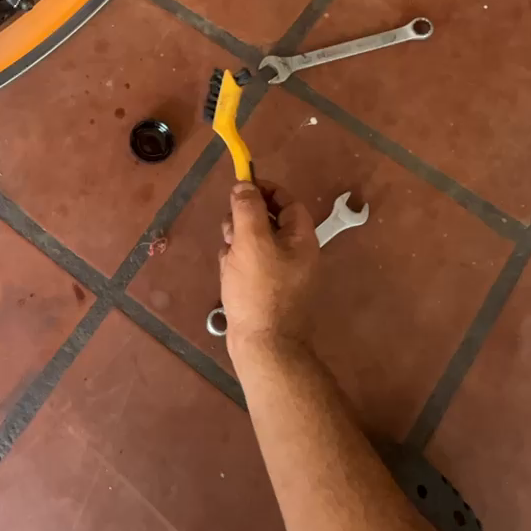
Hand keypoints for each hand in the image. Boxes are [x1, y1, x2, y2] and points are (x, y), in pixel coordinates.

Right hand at [218, 181, 318, 357]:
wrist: (263, 345)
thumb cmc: (259, 290)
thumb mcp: (251, 241)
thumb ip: (248, 208)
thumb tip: (245, 185)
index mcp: (301, 240)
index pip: (287, 202)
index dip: (265, 191)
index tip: (240, 188)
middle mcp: (296, 254)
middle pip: (268, 220)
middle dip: (244, 219)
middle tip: (229, 230)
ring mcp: (282, 273)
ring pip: (254, 241)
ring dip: (236, 241)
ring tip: (228, 256)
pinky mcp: (267, 289)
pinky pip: (249, 263)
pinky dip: (236, 262)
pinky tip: (228, 273)